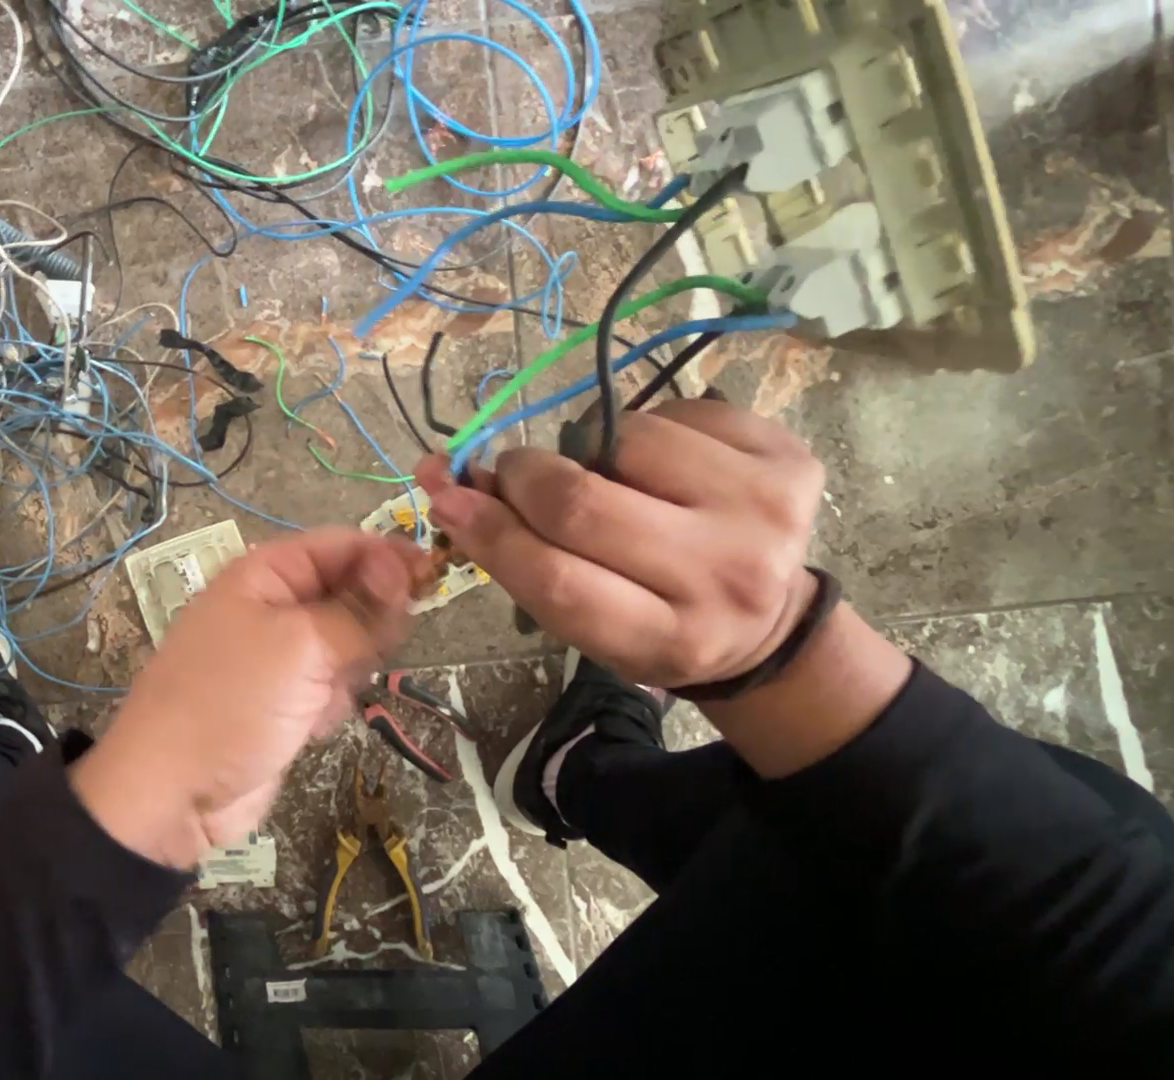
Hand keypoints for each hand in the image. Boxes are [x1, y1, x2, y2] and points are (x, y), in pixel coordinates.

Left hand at [71, 529, 427, 868]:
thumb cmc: (232, 703)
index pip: (341, 545)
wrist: (174, 792)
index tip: (431, 580)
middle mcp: (272, 605)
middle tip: (362, 655)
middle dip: (367, 624)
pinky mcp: (286, 698)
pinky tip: (311, 724)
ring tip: (325, 695)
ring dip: (349, 670)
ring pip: (348, 642)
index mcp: (265, 574)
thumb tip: (400, 565)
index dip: (387, 557)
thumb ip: (358, 608)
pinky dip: (332, 702)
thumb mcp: (300, 646)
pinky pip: (332, 684)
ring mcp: (279, 655)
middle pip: (349, 592)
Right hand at [414, 399, 825, 688]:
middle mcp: (723, 579)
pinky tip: (656, 462)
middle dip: (525, 476)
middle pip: (582, 504)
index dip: (490, 532)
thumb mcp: (583, 619)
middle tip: (512, 473)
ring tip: (602, 474)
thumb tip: (447, 485)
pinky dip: (643, 428)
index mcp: (664, 639)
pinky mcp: (794, 460)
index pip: (555, 579)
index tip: (447, 496)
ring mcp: (768, 514)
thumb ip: (519, 557)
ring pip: (628, 440)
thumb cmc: (650, 622)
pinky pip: (679, 412)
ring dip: (590, 448)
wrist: (767, 621)